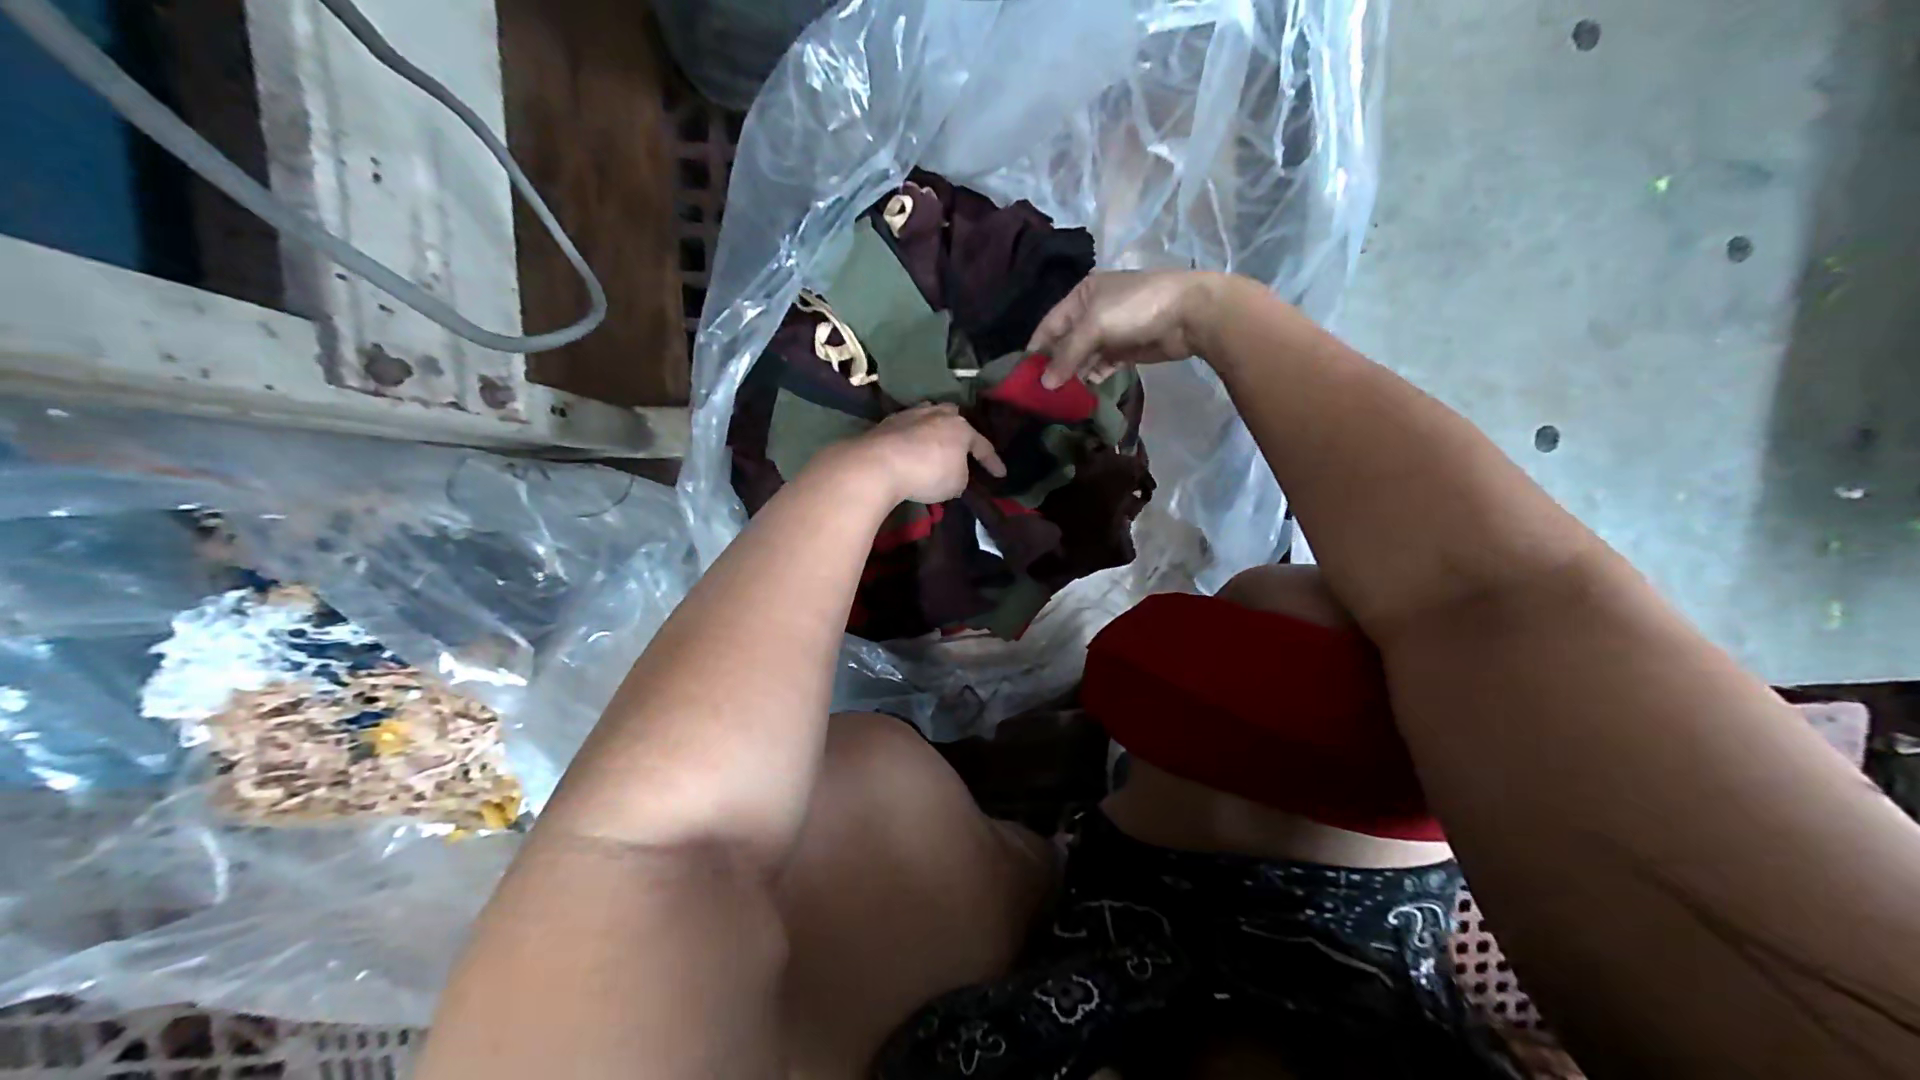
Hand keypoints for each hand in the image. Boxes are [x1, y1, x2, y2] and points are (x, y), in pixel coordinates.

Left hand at [832, 404, 1005, 504]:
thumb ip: (960, 476)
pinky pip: (907, 427)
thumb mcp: (956, 484)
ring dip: (934, 427)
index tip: (1001, 475)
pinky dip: (911, 436)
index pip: (983, 446)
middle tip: (961, 445)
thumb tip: (952, 473)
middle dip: (960, 430)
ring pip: (928, 416)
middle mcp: (937, 414)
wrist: (879, 464)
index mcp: (961, 428)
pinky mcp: (887, 423)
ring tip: (934, 441)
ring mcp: (910, 415)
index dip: (993, 462)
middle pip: (954, 417)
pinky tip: (909, 446)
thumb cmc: (928, 473)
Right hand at [1027, 270, 1224, 389]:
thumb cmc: (1136, 309)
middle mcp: (1092, 312)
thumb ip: (1067, 355)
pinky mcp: (1125, 350)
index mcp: (1081, 295)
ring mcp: (1110, 332)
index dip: (1035, 350)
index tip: (1021, 377)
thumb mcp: (1094, 326)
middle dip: (1052, 367)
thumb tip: (1044, 385)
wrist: (1191, 314)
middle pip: (1064, 343)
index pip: (1048, 326)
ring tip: (1056, 401)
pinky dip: (1090, 380)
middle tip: (1037, 395)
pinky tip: (1080, 395)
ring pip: (1082, 358)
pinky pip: (1100, 367)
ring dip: (1071, 377)